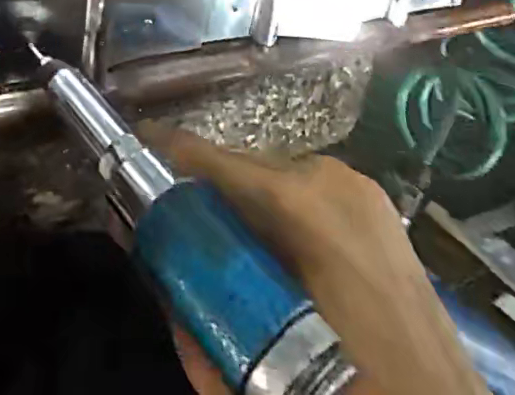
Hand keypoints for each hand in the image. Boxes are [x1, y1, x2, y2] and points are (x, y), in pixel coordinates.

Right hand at [142, 125, 483, 394]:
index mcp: (298, 204)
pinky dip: (279, 206)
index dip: (169, 149)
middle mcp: (328, 177)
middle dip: (206, 183)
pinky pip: (307, 189)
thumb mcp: (254, 369)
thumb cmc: (347, 381)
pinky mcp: (377, 204)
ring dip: (244, 196)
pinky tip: (273, 243)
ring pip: (275, 173)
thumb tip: (162, 285)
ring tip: (226, 234)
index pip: (215, 161)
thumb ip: (196, 328)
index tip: (137, 143)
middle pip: (243, 164)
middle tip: (178, 212)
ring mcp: (358, 187)